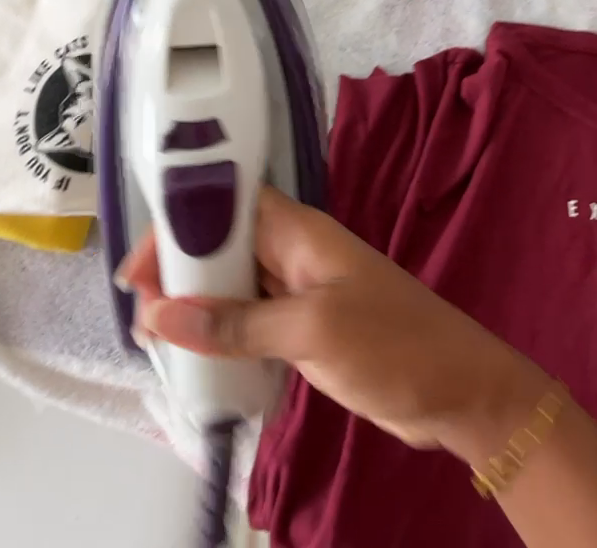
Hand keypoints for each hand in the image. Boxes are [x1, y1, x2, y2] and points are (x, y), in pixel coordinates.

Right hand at [117, 187, 550, 459]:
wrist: (456, 391)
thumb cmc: (394, 345)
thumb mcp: (314, 331)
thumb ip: (239, 322)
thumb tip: (162, 314)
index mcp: (302, 234)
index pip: (230, 206)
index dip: (182, 223)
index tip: (140, 270)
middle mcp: (297, 256)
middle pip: (225, 245)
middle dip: (180, 272)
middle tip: (143, 316)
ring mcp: (301, 295)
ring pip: (234, 285)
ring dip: (197, 306)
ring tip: (156, 341)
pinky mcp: (305, 331)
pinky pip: (250, 321)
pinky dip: (221, 334)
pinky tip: (196, 357)